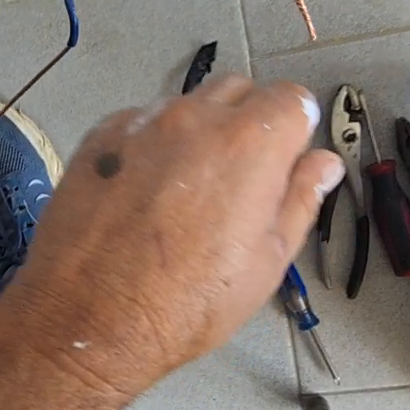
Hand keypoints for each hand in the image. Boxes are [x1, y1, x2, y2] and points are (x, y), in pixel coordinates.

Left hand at [0, 75, 342, 407]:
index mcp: (249, 143)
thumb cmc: (186, 303)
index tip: (283, 161)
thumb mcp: (266, 263)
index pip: (292, 97)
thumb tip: (322, 163)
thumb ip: (299, 200)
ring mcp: (140, 123)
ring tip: (182, 190)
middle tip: (236, 178)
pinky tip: (139, 192)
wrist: (88, 318)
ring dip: (196, 132)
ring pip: (185, 106)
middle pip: (237, 91)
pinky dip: (150, 145)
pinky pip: (139, 124)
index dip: (294, 129)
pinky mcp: (98, 137)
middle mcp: (194, 118)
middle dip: (248, 122)